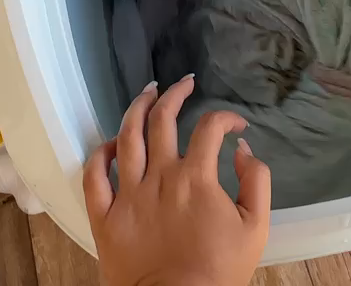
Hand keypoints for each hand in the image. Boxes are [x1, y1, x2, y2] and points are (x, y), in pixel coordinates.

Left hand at [83, 76, 270, 285]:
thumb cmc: (217, 272)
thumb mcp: (255, 228)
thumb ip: (257, 181)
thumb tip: (243, 149)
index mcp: (196, 177)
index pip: (211, 127)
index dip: (226, 118)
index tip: (235, 126)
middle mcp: (160, 176)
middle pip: (163, 117)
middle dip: (176, 93)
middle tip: (185, 84)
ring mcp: (128, 195)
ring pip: (127, 136)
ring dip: (138, 107)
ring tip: (148, 92)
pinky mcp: (105, 218)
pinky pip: (93, 177)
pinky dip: (100, 154)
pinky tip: (112, 143)